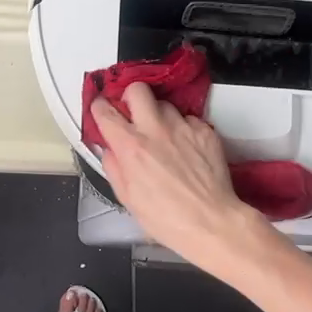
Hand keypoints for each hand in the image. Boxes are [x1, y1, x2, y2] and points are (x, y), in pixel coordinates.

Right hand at [91, 80, 269, 271]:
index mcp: (131, 147)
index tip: (102, 110)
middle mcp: (155, 130)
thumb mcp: (127, 199)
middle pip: (137, 90)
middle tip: (134, 113)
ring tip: (163, 136)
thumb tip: (110, 150)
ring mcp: (183, 128)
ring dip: (160, 116)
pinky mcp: (204, 131)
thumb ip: (114, 167)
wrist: (210, 222)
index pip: (105, 111)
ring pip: (165, 104)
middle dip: (131, 97)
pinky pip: (189, 119)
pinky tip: (185, 148)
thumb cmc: (167, 218)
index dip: (100, 108)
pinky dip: (184, 129)